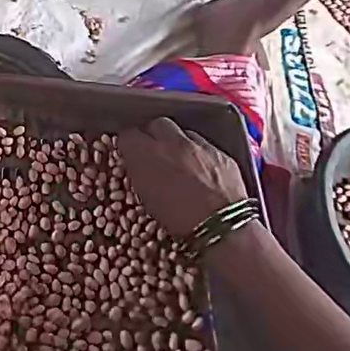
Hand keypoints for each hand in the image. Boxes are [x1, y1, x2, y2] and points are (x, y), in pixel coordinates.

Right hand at [117, 118, 251, 236]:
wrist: (221, 225)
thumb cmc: (178, 219)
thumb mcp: (147, 199)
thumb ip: (140, 174)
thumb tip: (138, 165)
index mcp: (146, 154)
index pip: (128, 135)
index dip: (129, 144)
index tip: (130, 152)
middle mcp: (172, 143)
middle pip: (157, 124)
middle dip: (154, 135)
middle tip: (154, 151)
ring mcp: (199, 145)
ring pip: (183, 132)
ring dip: (178, 143)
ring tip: (180, 160)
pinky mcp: (221, 153)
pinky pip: (206, 146)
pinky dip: (200, 154)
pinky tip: (202, 170)